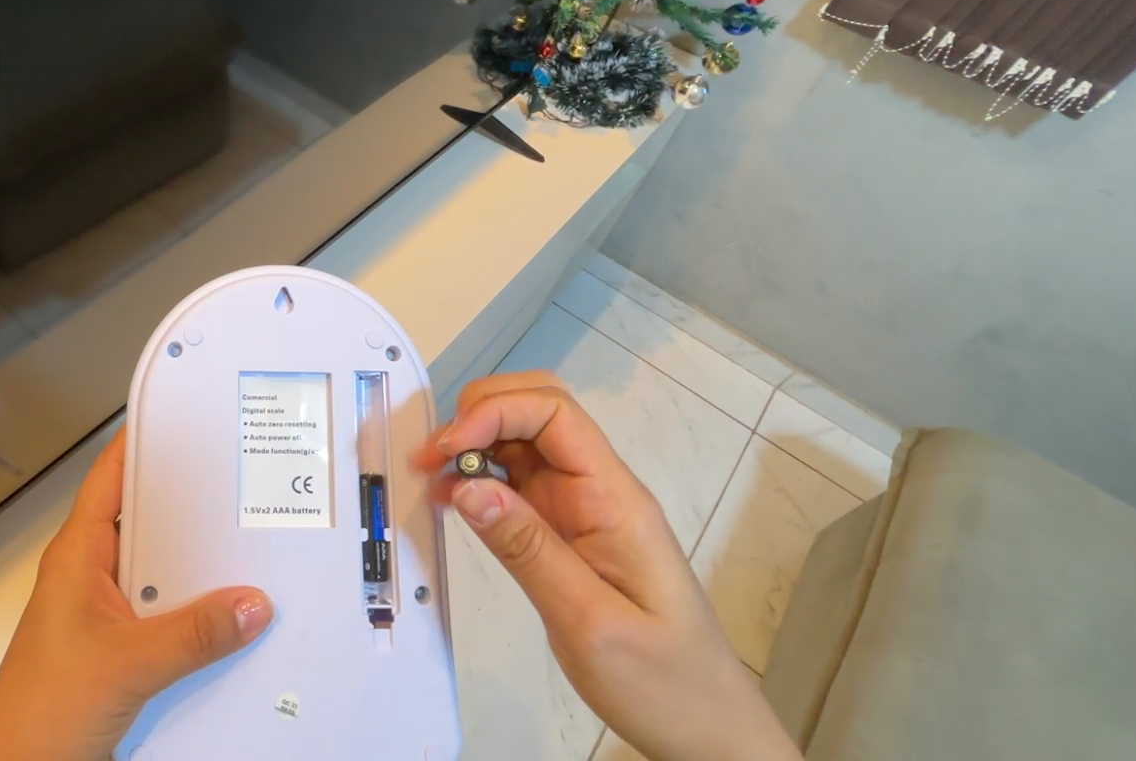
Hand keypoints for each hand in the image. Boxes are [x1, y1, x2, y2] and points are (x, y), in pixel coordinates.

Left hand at [0, 431, 273, 760]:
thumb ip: (192, 635)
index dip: (144, 440)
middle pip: (146, 517)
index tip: (186, 415)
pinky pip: (166, 606)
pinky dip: (196, 602)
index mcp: (78, 553)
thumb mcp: (125, 664)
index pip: (112, 475)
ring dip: (196, 559)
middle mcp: (93, 571)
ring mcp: (107, 608)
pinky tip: (230, 606)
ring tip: (247, 537)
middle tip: (239, 475)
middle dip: (189, 500)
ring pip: (160, 565)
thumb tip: (253, 603)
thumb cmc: (40, 711)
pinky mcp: (121, 643)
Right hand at [409, 371, 798, 760]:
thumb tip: (465, 485)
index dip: (495, 412)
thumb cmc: (661, 680)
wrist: (705, 727)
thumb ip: (526, 549)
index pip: (554, 413)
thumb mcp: (588, 622)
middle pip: (536, 407)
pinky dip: (476, 475)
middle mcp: (594, 485)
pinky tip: (451, 498)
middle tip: (432, 456)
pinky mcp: (561, 524)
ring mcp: (577, 502)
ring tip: (431, 476)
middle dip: (478, 414)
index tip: (448, 450)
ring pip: (520, 438)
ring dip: (472, 442)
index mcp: (613, 496)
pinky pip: (513, 478)